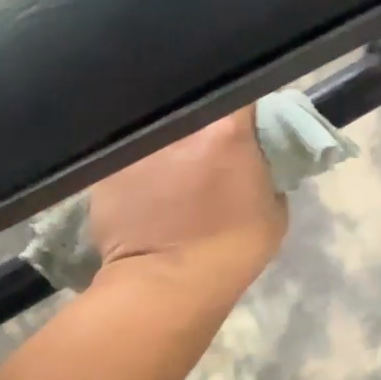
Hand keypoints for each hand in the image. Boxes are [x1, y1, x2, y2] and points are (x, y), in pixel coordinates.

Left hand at [87, 106, 286, 298]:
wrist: (167, 287)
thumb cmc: (231, 251)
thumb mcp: (273, 209)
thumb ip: (266, 172)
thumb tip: (253, 160)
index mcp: (226, 130)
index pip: (241, 92)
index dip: (243, 100)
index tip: (244, 115)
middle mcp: (178, 125)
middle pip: (194, 103)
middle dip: (203, 117)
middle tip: (208, 141)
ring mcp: (138, 142)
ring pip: (158, 125)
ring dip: (168, 139)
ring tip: (172, 164)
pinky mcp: (107, 165)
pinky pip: (129, 152)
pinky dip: (138, 163)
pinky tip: (143, 185)